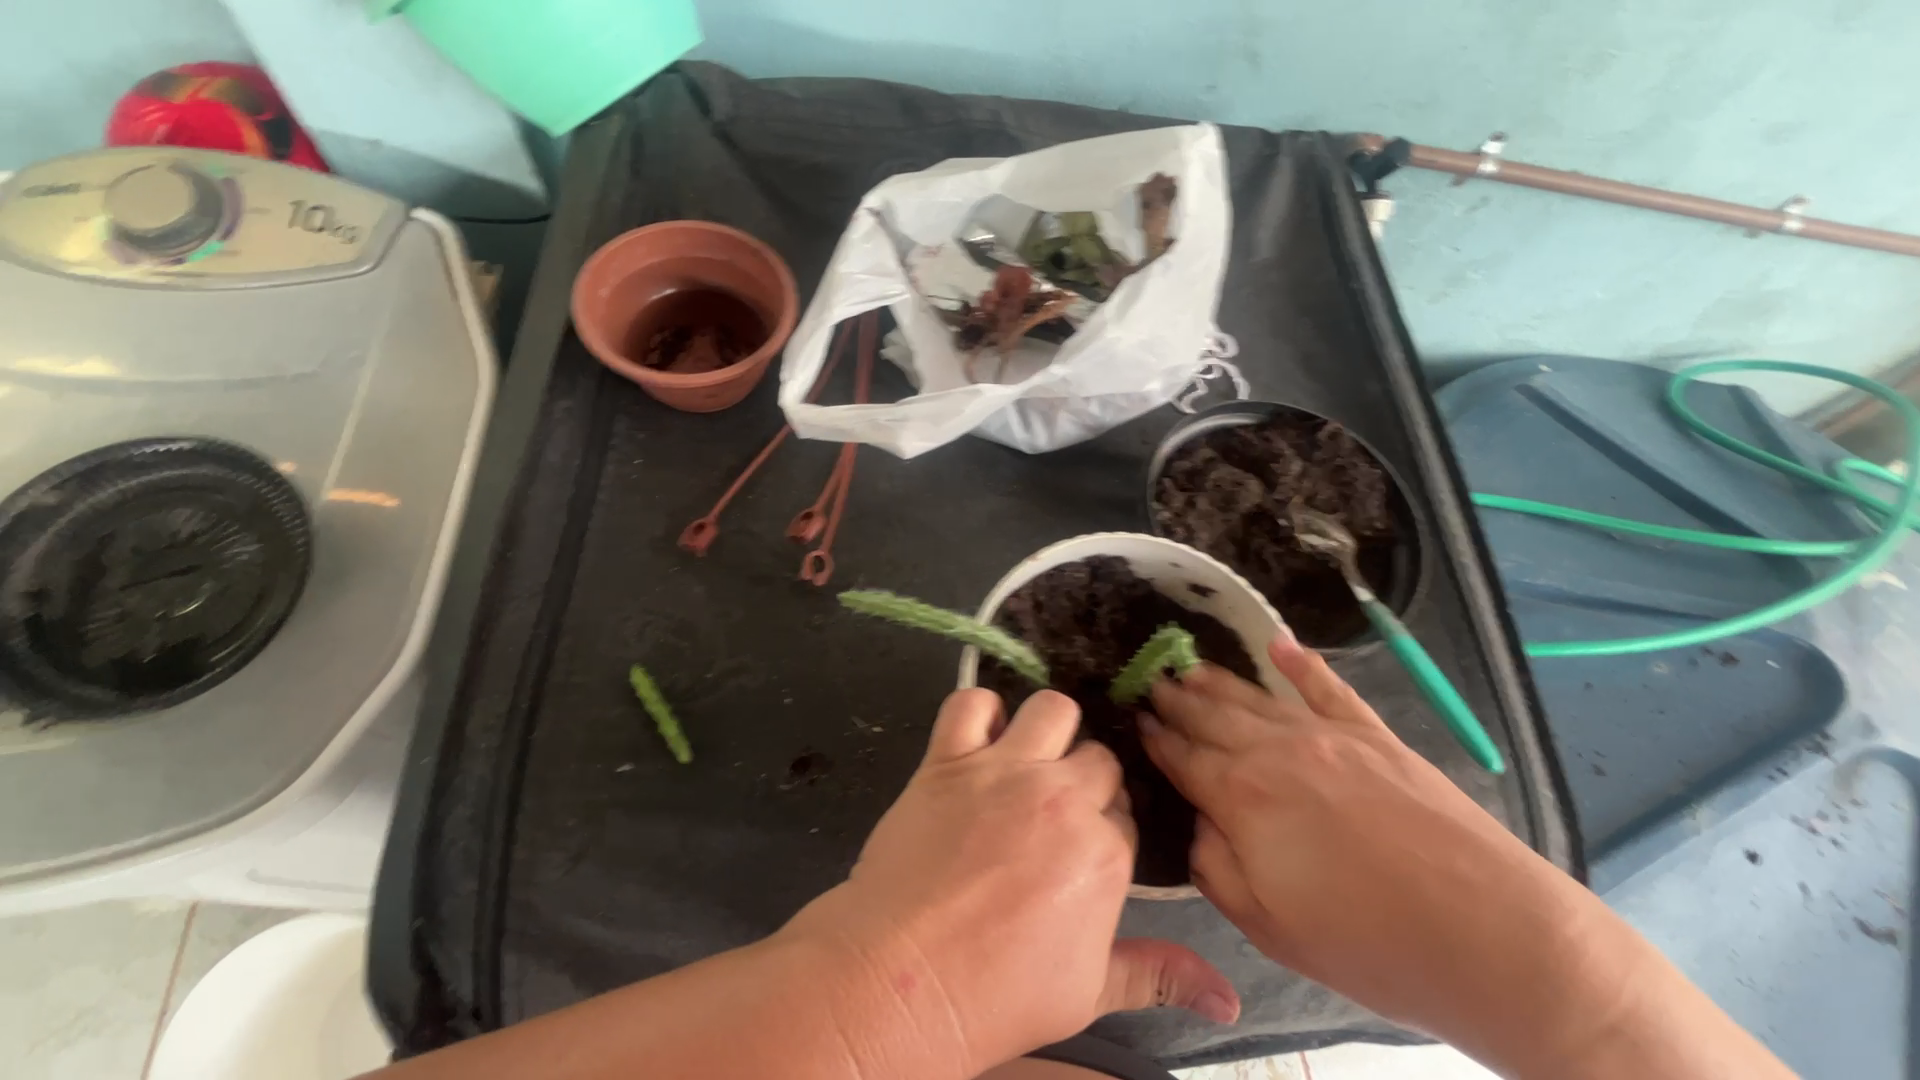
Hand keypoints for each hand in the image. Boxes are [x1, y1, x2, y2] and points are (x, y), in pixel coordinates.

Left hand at [782, 688, 1239, 1078]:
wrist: (904, 982)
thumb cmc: (998, 996)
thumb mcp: (1090, 993)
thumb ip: (1158, 974)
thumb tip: (1229, 999)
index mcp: (1104, 852)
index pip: (1125, 813)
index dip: (1105, 826)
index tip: (1081, 847)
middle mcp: (1062, 799)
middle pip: (1098, 758)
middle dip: (1085, 780)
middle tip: (1054, 810)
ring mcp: (1003, 772)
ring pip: (1052, 709)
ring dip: (1049, 729)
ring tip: (1030, 759)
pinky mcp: (948, 761)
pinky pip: (970, 703)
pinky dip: (979, 710)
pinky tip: (980, 738)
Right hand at [1140, 638, 1625, 1066]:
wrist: (1493, 938)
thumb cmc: (1368, 945)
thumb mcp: (1267, 925)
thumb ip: (1215, 866)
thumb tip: (1198, 822)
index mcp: (1242, 797)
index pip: (1184, 758)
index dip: (1156, 738)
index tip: (1134, 718)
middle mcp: (1277, 752)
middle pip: (1214, 717)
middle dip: (1178, 700)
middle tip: (1151, 681)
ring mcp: (1331, 737)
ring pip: (1259, 698)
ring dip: (1220, 681)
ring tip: (1191, 666)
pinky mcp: (1379, 737)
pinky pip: (1329, 688)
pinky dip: (1302, 664)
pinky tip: (1280, 646)